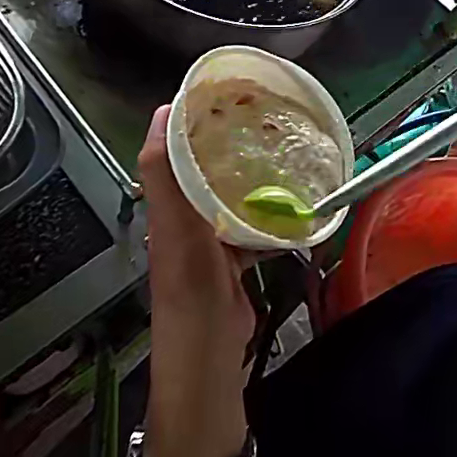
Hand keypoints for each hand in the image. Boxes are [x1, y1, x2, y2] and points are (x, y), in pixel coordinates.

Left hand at [137, 105, 254, 456]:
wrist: (208, 365)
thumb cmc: (191, 295)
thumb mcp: (176, 230)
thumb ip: (166, 177)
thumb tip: (164, 115)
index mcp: (165, 205)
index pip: (171, 148)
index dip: (191, 117)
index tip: (224, 91)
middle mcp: (182, 218)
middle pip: (202, 169)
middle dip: (226, 141)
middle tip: (264, 117)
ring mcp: (207, 242)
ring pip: (227, 196)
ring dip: (249, 176)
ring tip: (283, 152)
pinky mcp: (230, 264)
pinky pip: (249, 228)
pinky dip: (267, 216)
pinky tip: (293, 208)